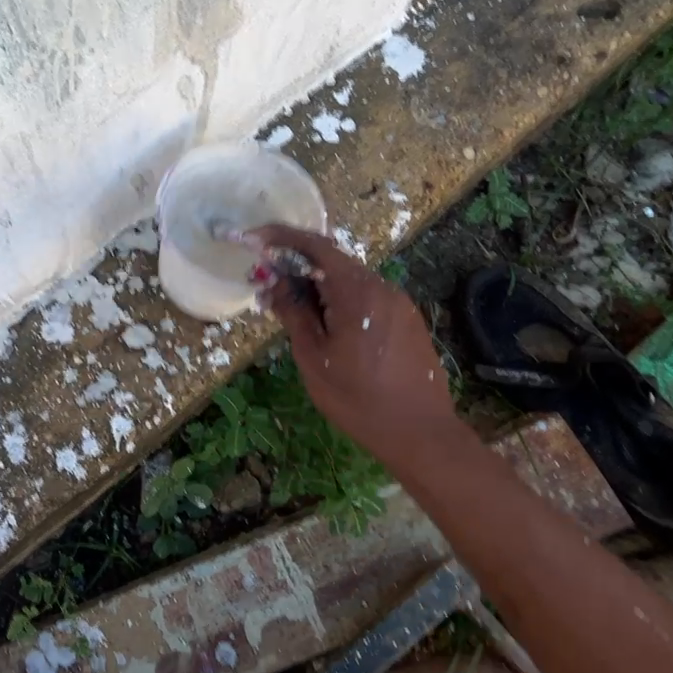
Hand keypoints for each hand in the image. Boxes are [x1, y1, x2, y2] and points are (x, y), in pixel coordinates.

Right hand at [245, 224, 464, 468]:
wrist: (422, 434)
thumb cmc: (358, 399)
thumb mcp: (313, 356)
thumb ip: (293, 312)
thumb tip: (272, 280)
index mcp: (356, 292)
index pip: (314, 245)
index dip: (279, 237)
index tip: (251, 240)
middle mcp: (381, 288)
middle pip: (330, 261)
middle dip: (294, 267)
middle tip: (265, 285)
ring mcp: (397, 303)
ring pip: (347, 280)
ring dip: (315, 285)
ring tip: (290, 309)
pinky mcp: (405, 320)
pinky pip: (364, 297)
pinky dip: (337, 299)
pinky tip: (323, 324)